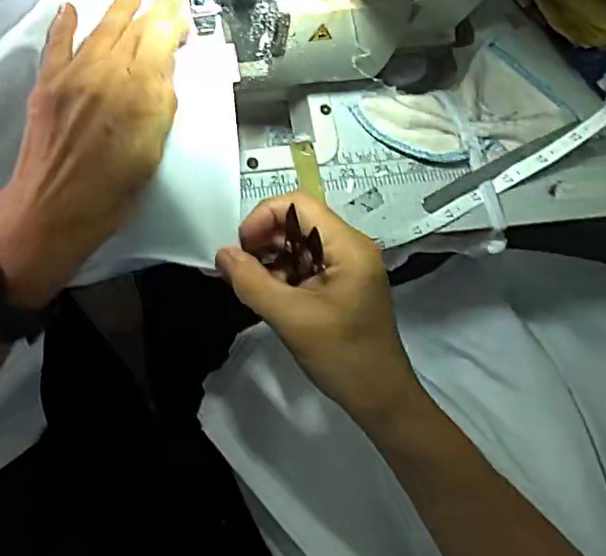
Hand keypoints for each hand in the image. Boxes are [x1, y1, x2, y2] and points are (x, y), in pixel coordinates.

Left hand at [0, 0, 189, 306]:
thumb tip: (163, 69)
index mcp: (139, 93)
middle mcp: (106, 75)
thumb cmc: (109, 193)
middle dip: (152, 8)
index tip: (180, 6)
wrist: (52, 212)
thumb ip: (161, 102)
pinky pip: (58, 44)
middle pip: (133, 28)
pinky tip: (70, 8)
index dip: (172, 17)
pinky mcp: (48, 84)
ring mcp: (74, 76)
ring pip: (101, 29)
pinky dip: (65, 24)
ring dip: (118, 7)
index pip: (160, 37)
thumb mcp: (153, 149)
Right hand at [215, 196, 420, 424]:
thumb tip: (222, 254)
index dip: (264, 216)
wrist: (382, 401)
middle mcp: (351, 246)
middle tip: (240, 266)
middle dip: (265, 237)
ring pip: (300, 241)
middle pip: (299, 220)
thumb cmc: (342, 356)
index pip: (299, 203)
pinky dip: (284, 271)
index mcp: (348, 246)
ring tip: (250, 281)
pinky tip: (267, 292)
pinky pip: (307, 261)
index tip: (242, 246)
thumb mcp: (291, 318)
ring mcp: (348, 264)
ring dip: (272, 255)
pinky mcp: (342, 282)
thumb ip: (252, 282)